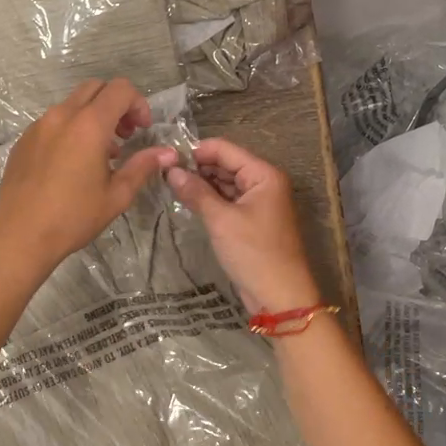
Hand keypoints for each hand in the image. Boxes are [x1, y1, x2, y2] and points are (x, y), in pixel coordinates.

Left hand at [0, 79, 177, 267]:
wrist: (19, 236)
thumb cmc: (73, 217)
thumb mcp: (116, 195)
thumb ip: (142, 166)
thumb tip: (167, 153)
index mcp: (88, 125)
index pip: (120, 89)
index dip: (138, 103)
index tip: (142, 131)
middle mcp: (61, 116)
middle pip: (95, 88)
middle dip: (116, 104)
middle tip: (124, 136)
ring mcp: (38, 126)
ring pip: (72, 104)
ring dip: (92, 117)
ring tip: (100, 154)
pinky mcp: (23, 140)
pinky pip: (52, 121)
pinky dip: (70, 129)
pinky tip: (72, 164)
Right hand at [166, 138, 318, 313]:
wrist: (280, 296)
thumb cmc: (254, 253)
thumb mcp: (221, 220)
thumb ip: (196, 192)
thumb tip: (171, 171)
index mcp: (264, 174)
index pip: (225, 149)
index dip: (196, 151)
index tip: (167, 159)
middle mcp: (264, 182)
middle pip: (226, 164)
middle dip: (198, 168)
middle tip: (165, 175)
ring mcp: (259, 202)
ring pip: (225, 183)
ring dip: (202, 185)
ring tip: (171, 187)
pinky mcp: (252, 220)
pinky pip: (229, 201)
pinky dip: (211, 200)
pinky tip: (188, 202)